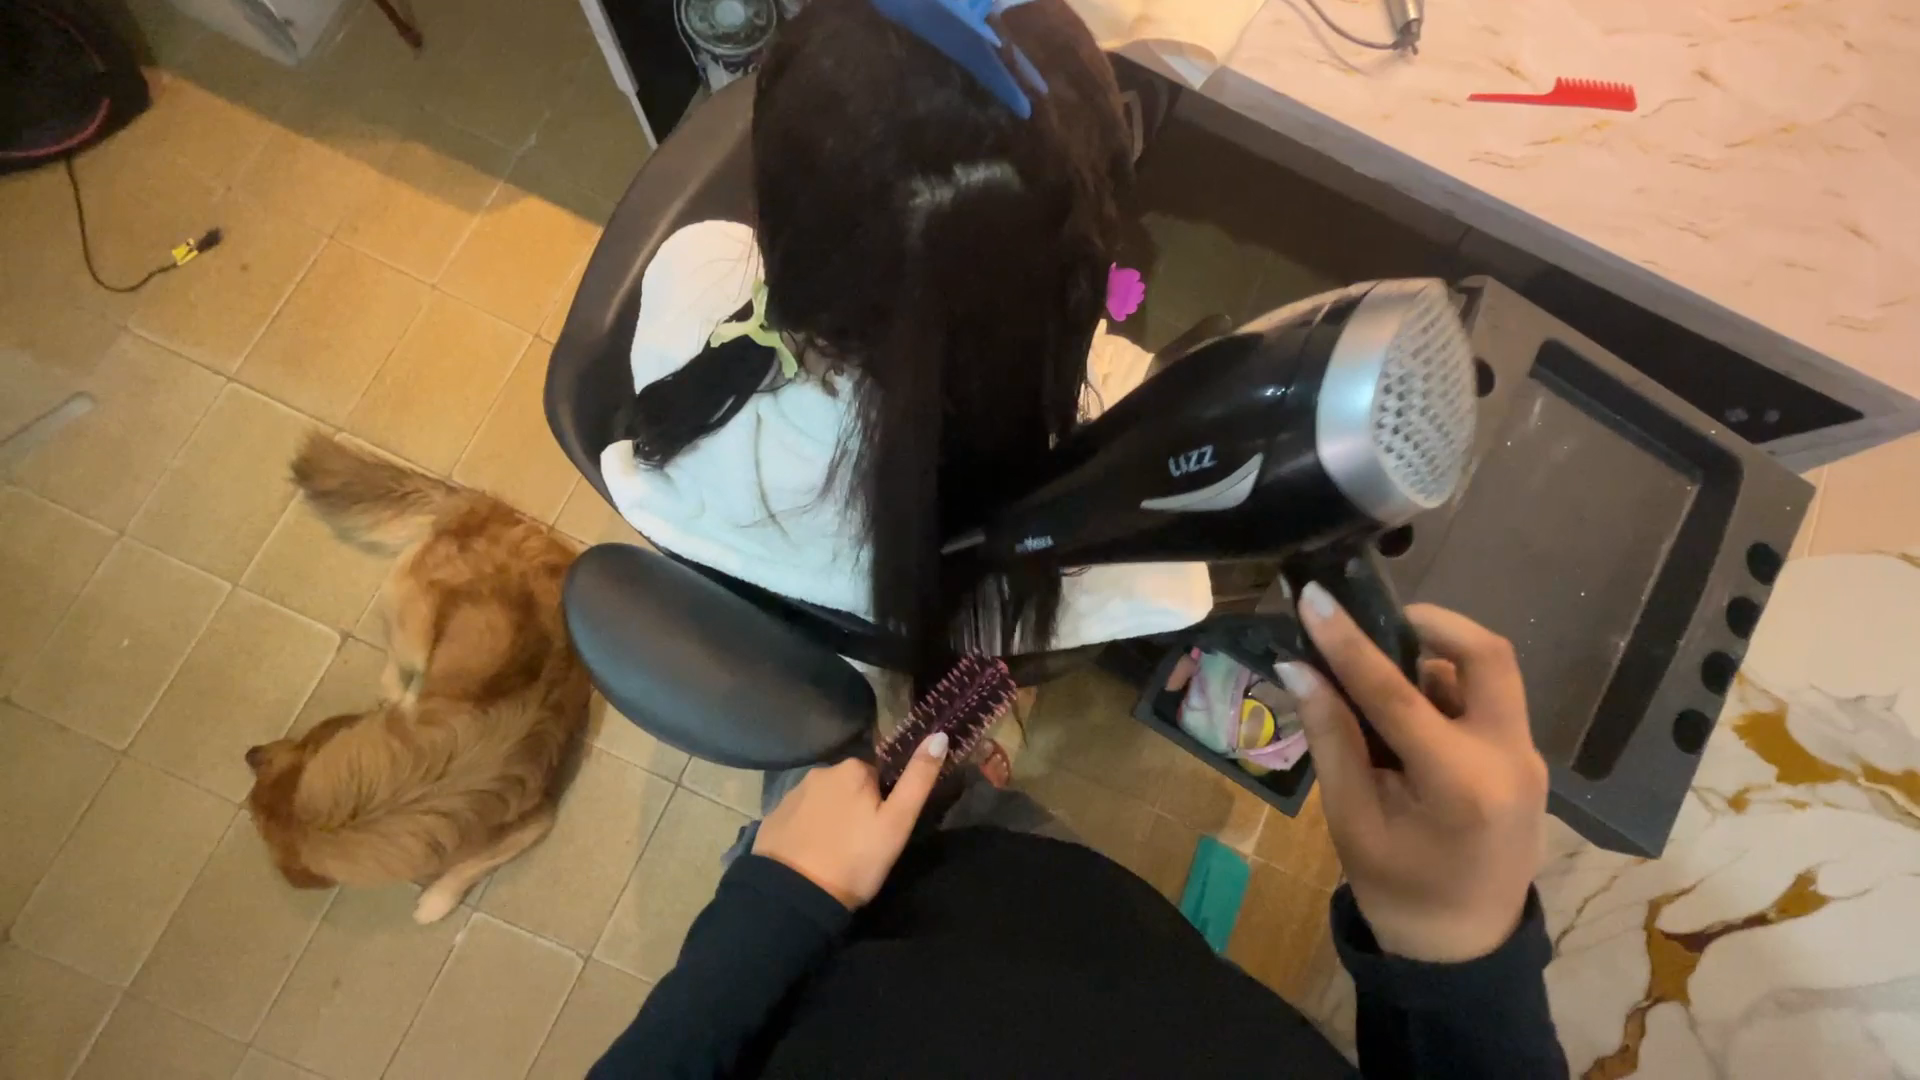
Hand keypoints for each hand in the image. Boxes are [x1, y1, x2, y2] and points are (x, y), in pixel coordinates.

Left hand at [750, 733, 948, 909]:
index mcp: (852, 768)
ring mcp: (792, 793)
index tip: (881, 832)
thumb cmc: (855, 859)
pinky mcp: (773, 817)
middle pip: (849, 786)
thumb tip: (940, 735)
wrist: (794, 897)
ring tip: (836, 853)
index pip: (877, 778)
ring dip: (832, 817)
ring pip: (824, 801)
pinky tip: (811, 856)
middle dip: (856, 807)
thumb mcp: (897, 822)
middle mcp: (821, 771)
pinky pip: (800, 817)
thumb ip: (918, 779)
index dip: (882, 804)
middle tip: (861, 846)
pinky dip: (808, 830)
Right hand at [1275, 584, 1547, 962]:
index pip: (1395, 692)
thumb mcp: (1351, 816)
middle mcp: (1510, 759)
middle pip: (1487, 656)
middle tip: (1376, 619)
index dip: (1347, 641)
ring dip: (1434, 657)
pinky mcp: (1524, 761)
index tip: (1314, 598)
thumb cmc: (1396, 886)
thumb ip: (1331, 736)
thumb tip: (1298, 667)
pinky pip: (1487, 700)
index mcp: (1461, 782)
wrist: (1463, 947)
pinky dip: (1444, 686)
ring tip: (1377, 675)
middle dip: (1431, 623)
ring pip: (1489, 675)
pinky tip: (1404, 711)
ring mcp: (1527, 759)